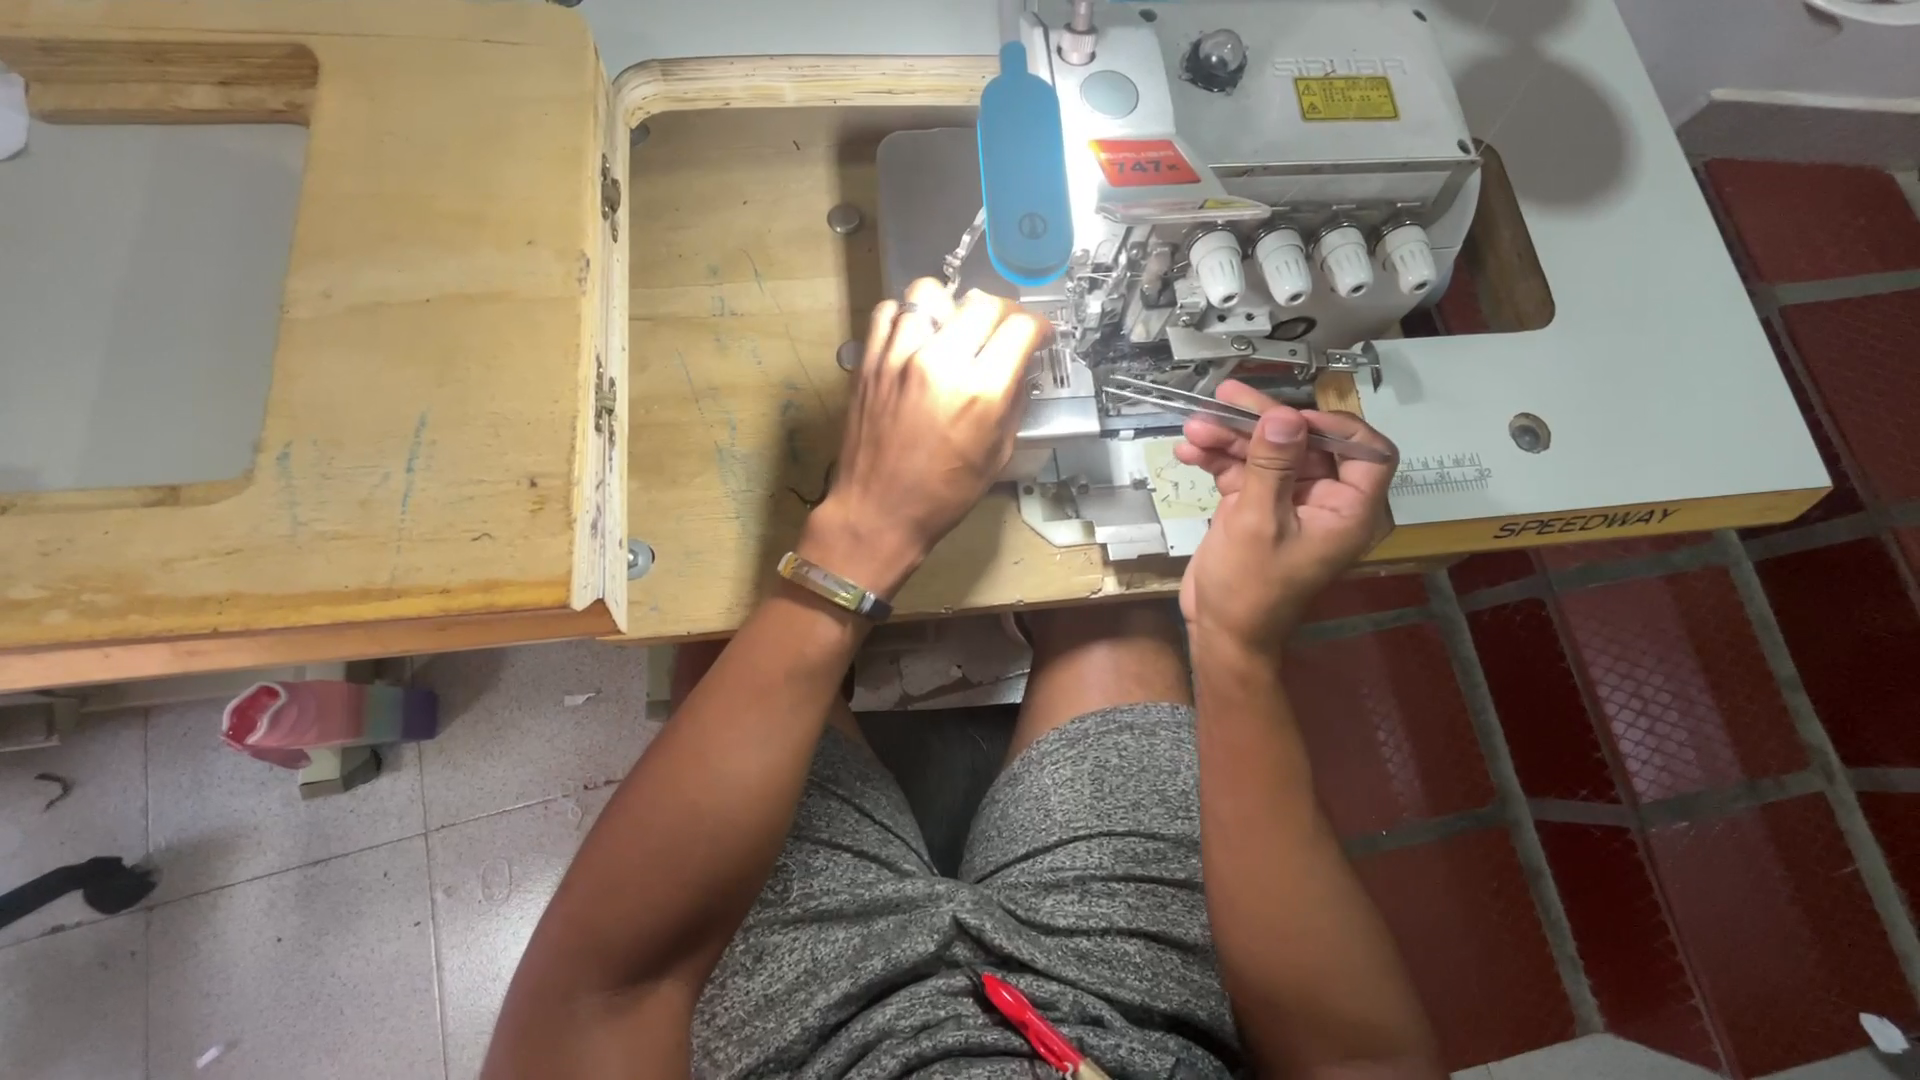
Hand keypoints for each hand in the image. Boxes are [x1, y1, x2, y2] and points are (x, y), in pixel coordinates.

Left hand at [800, 278, 1048, 596]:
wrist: (878, 513)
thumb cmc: (943, 495)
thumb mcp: (996, 455)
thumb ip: (1012, 404)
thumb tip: (1019, 371)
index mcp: (980, 391)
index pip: (1021, 328)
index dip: (1038, 328)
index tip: (1038, 337)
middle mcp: (940, 362)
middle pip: (982, 303)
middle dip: (1002, 314)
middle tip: (1001, 333)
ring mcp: (899, 356)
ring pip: (930, 293)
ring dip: (951, 308)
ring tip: (953, 329)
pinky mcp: (869, 360)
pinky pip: (889, 311)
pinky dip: (907, 316)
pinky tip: (915, 338)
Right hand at [1174, 380, 1397, 657]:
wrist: (1220, 632)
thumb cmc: (1250, 587)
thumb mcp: (1258, 523)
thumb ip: (1272, 466)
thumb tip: (1283, 415)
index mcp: (1348, 510)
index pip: (1367, 452)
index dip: (1333, 426)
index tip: (1288, 417)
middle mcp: (1324, 500)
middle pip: (1304, 443)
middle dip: (1260, 423)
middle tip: (1224, 399)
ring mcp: (1287, 502)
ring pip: (1267, 453)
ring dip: (1229, 438)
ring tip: (1193, 428)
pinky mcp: (1256, 507)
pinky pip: (1242, 471)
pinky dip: (1217, 460)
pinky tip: (1188, 451)